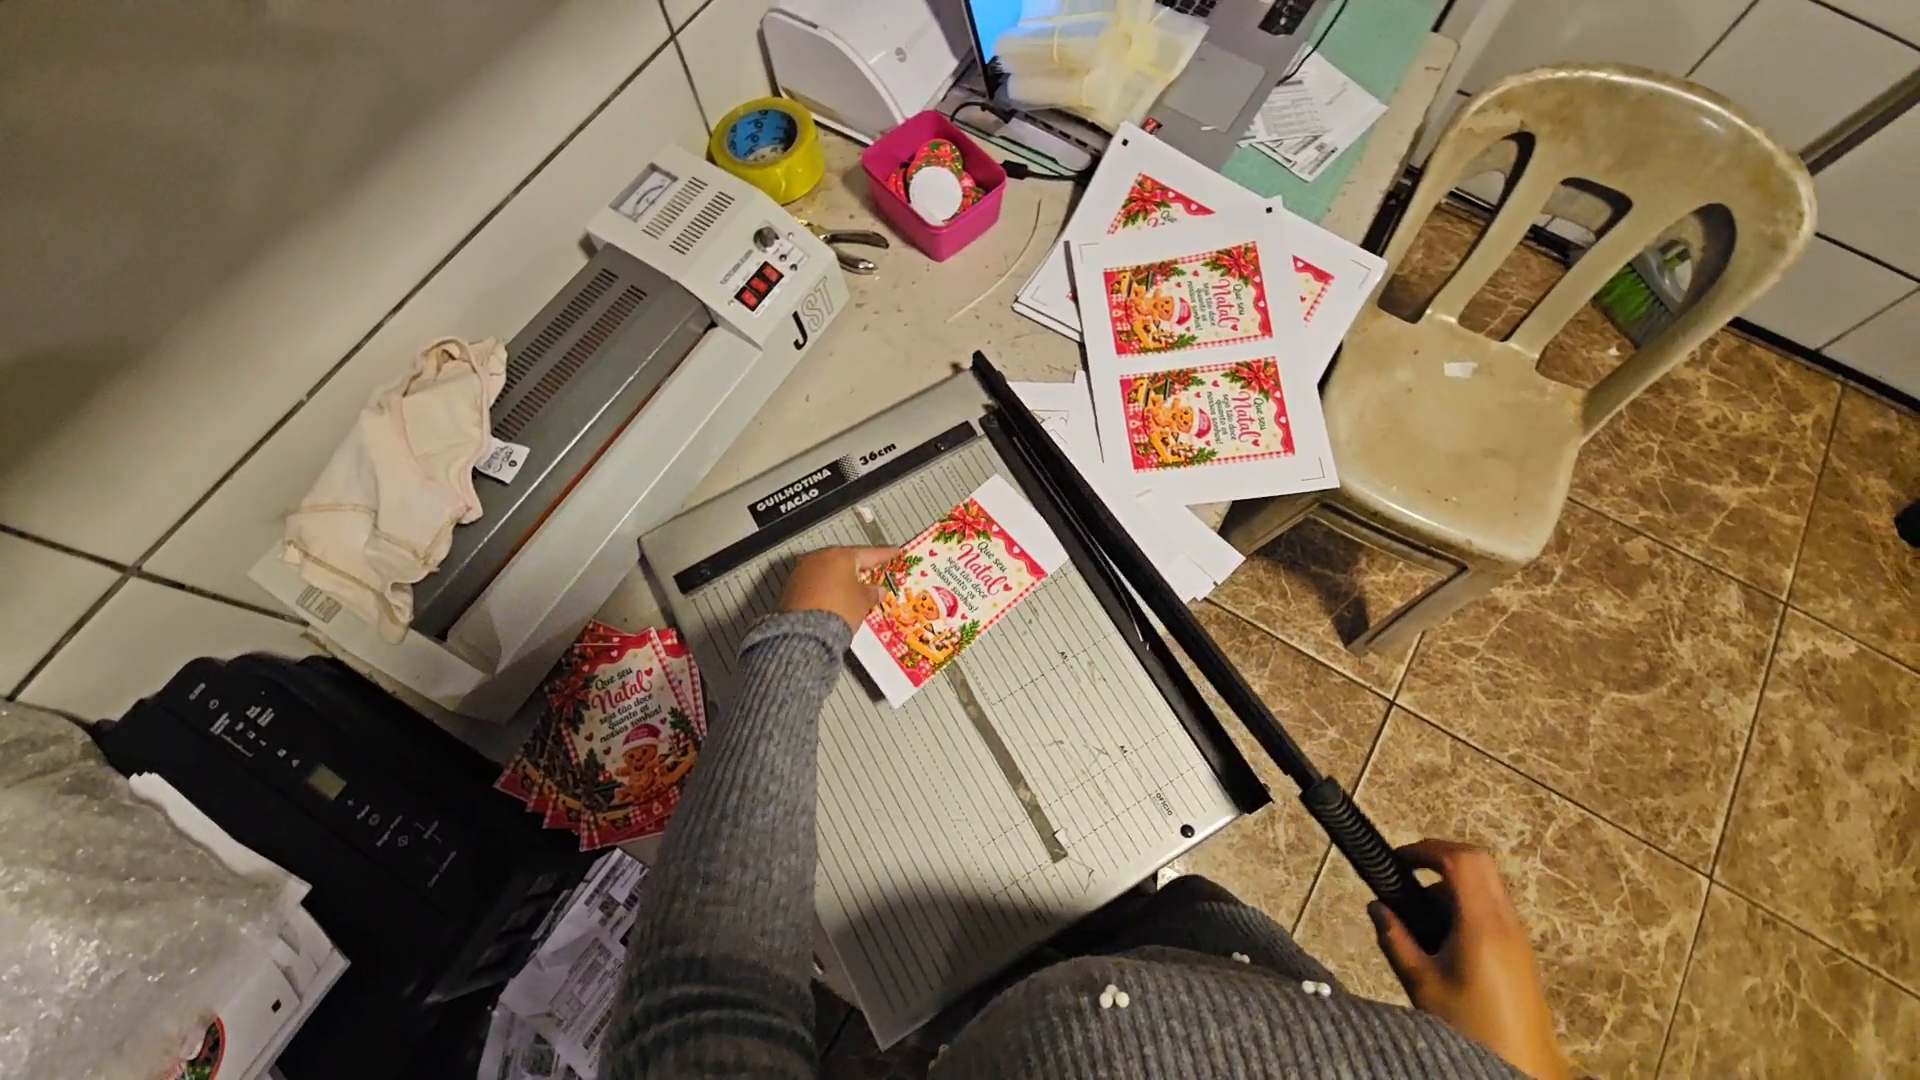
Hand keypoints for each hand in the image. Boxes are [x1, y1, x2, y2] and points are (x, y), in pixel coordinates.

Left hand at [778, 547, 897, 631]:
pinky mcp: (791, 586)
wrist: (804, 632)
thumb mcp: (862, 602)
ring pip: (828, 570)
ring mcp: (803, 571)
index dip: (885, 555)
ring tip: (852, 587)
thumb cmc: (840, 610)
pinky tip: (833, 597)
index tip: (896, 552)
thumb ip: (872, 593)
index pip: (869, 554)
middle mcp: (820, 557)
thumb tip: (878, 591)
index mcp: (841, 556)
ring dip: (840, 577)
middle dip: (859, 566)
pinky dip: (826, 587)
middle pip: (845, 559)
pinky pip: (815, 582)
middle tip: (872, 569)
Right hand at [1369, 840, 1570, 1079]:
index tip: (1397, 860)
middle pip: (1478, 862)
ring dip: (1450, 884)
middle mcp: (1506, 922)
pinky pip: (1491, 906)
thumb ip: (1395, 940)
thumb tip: (1377, 907)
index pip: (1461, 860)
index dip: (1426, 849)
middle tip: (1407, 873)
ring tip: (1419, 915)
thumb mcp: (1421, 983)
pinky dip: (1463, 903)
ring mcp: (1517, 935)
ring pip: (1485, 884)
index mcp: (1482, 924)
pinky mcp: (1520, 950)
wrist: (1522, 1069)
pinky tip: (1442, 936)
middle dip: (1438, 857)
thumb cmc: (1470, 1025)